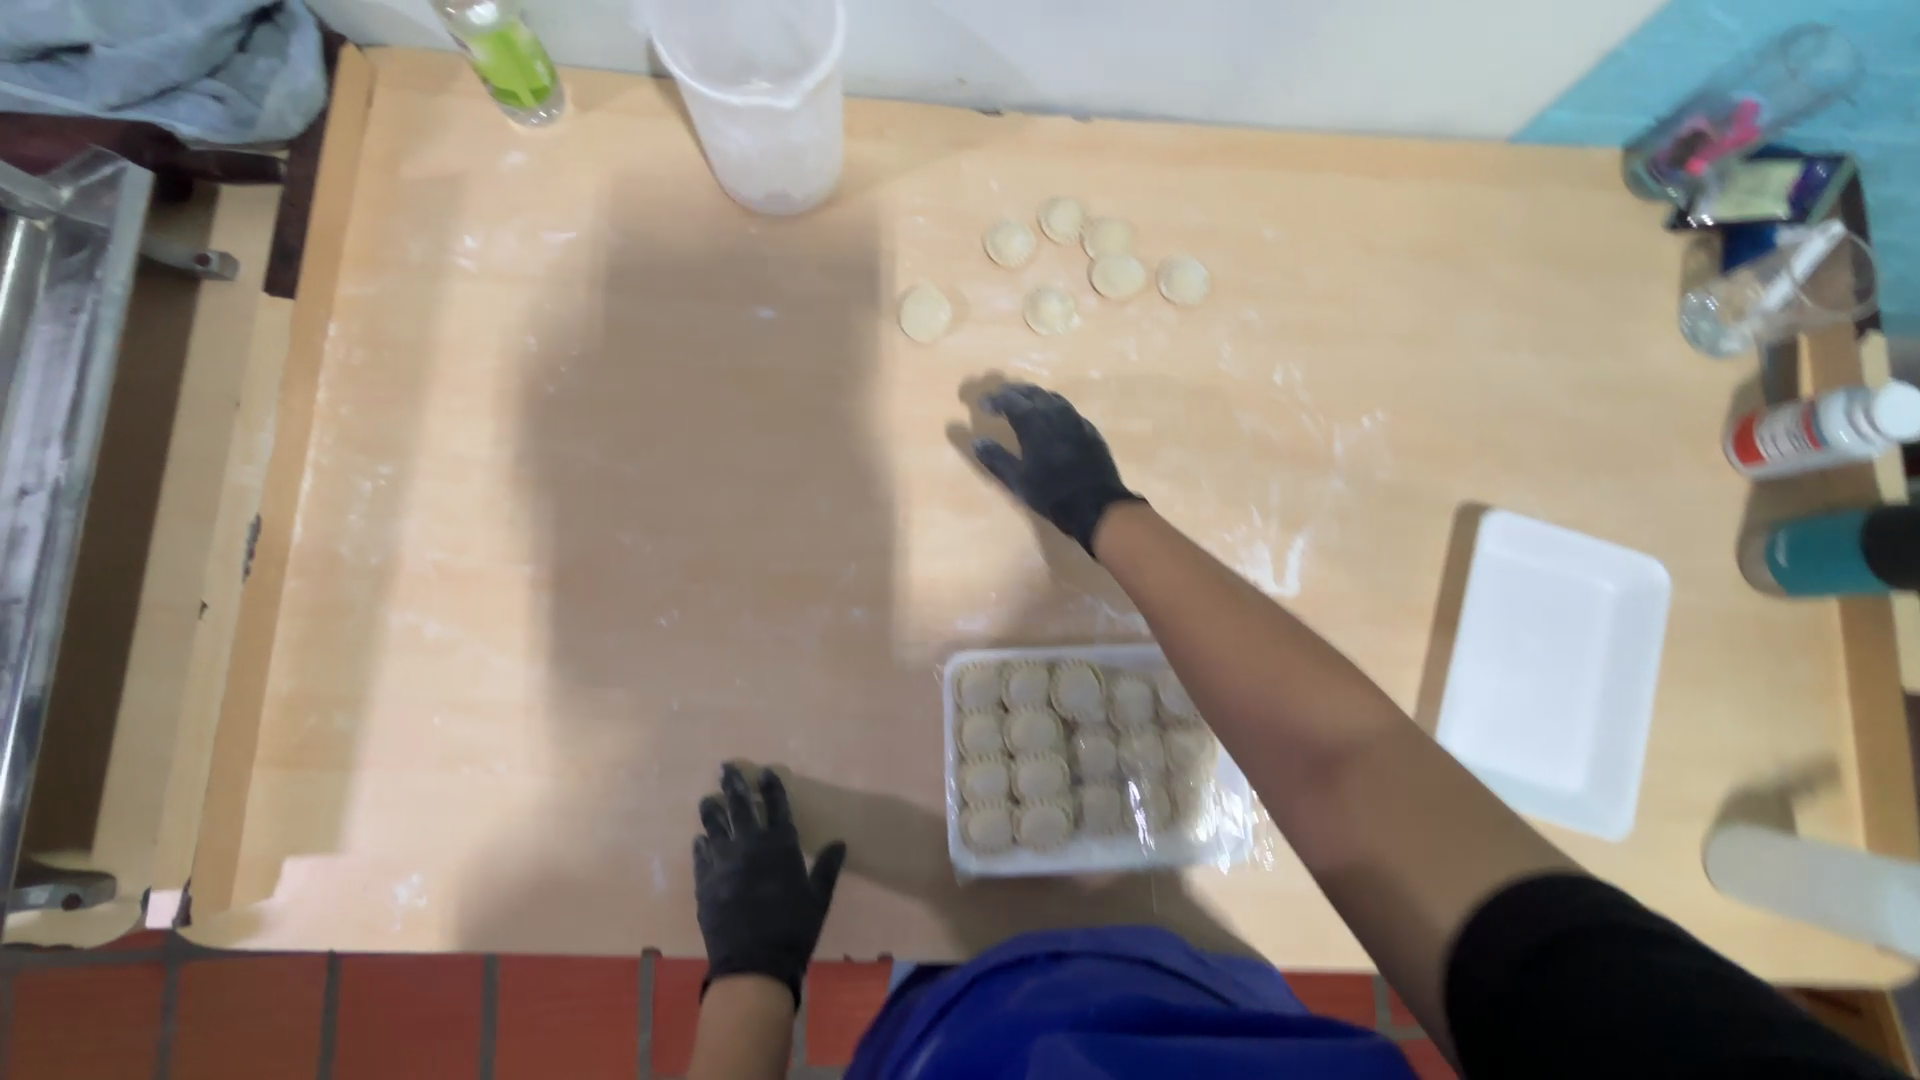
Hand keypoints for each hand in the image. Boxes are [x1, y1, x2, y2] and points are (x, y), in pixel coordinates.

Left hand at [693, 764, 845, 1006]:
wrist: (753, 963)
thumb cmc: (794, 929)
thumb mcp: (818, 898)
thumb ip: (827, 868)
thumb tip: (840, 843)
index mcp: (780, 846)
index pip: (776, 806)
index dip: (772, 787)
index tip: (765, 771)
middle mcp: (749, 846)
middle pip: (740, 807)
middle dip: (734, 785)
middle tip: (726, 768)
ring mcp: (723, 863)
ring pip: (715, 827)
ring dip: (712, 810)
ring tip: (708, 799)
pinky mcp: (705, 883)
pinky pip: (701, 856)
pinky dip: (701, 845)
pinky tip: (700, 839)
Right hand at [971, 382, 1144, 554]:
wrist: (1096, 504)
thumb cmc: (1051, 493)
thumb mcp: (1017, 480)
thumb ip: (996, 458)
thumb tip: (977, 441)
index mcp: (1034, 422)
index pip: (1010, 400)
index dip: (994, 399)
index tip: (982, 404)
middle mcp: (1055, 413)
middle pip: (1031, 393)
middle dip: (1013, 392)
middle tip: (1000, 396)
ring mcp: (1076, 419)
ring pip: (1052, 398)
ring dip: (1034, 396)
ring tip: (1023, 403)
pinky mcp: (1089, 430)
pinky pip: (1067, 409)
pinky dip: (1052, 407)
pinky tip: (1051, 419)